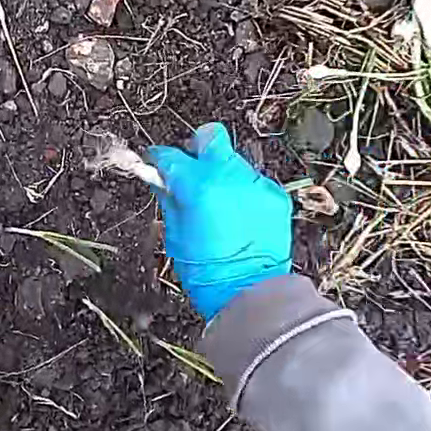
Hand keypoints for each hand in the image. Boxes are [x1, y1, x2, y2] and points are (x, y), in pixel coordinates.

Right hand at [148, 123, 291, 319]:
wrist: (252, 294)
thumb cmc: (208, 274)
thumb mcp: (175, 237)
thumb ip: (169, 201)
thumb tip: (161, 180)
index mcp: (198, 186)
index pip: (171, 156)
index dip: (159, 160)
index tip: (156, 165)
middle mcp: (229, 176)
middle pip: (210, 137)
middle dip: (196, 149)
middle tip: (190, 172)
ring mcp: (255, 184)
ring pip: (232, 160)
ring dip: (220, 174)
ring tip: (215, 204)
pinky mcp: (274, 195)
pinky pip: (253, 181)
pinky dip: (241, 191)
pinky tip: (237, 215)